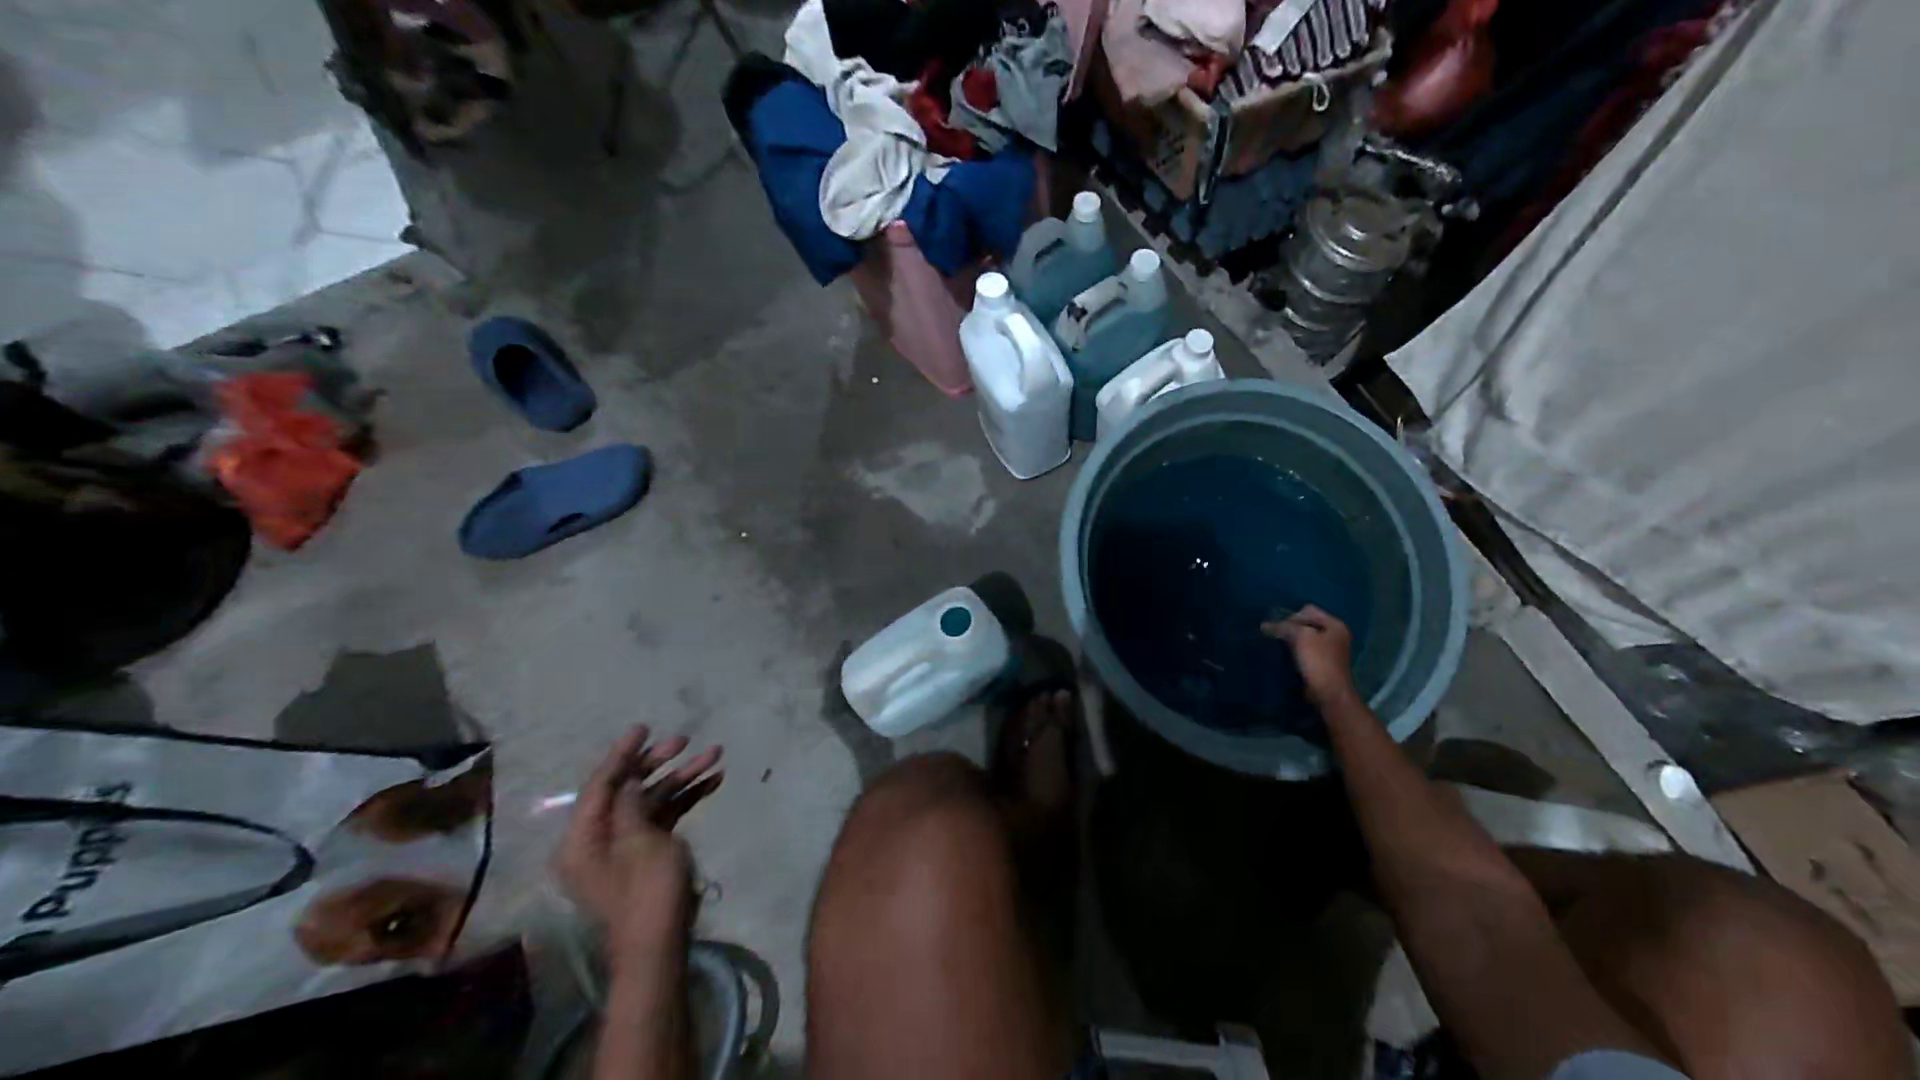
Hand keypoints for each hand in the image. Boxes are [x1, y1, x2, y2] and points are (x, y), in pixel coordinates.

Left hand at [556, 728, 723, 967]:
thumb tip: (631, 781)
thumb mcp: (639, 842)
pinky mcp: (647, 855)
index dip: (623, 754)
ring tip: (714, 755)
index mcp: (582, 838)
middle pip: (629, 789)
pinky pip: (664, 818)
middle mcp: (598, 839)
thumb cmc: (645, 892)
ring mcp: (624, 848)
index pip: (601, 784)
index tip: (644, 727)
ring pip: (653, 801)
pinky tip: (713, 782)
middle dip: (659, 763)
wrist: (660, 946)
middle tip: (685, 741)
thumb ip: (632, 805)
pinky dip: (686, 800)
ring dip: (681, 779)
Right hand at [1262, 605, 1360, 707]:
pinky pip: (1305, 650)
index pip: (1308, 610)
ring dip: (1291, 640)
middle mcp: (1335, 634)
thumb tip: (1264, 625)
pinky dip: (1295, 650)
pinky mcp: (1322, 662)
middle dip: (1290, 628)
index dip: (1291, 616)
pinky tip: (1286, 655)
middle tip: (1276, 635)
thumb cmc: (1318, 661)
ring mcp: (1330, 649)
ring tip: (1278, 645)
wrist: (1329, 692)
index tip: (1279, 628)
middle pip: (1307, 623)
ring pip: (1305, 637)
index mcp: (1335, 625)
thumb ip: (1283, 627)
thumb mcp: (1300, 637)